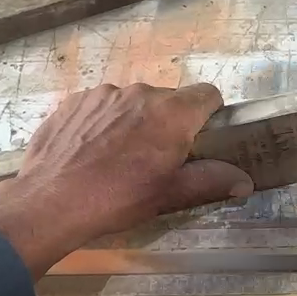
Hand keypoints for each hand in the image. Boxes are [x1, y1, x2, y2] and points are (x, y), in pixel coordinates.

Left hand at [0, 83, 253, 277]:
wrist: (50, 202)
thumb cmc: (118, 198)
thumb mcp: (170, 194)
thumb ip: (212, 181)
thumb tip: (245, 181)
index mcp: (172, 113)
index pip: (208, 94)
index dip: (210, 114)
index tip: (202, 138)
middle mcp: (140, 93)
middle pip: (169, 99)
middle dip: (171, 122)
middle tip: (159, 158)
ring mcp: (103, 94)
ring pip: (134, 102)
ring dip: (136, 121)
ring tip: (121, 156)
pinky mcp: (74, 101)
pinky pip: (103, 106)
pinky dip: (106, 122)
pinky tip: (94, 151)